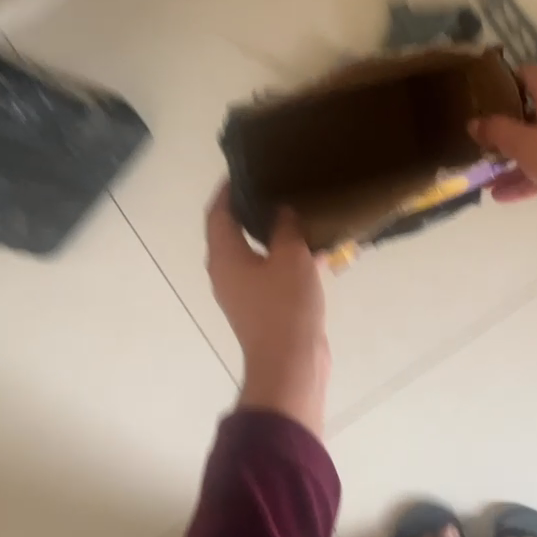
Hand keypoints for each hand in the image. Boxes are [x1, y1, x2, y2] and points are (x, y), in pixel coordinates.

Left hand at [205, 183, 329, 434]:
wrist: (291, 364)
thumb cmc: (285, 306)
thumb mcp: (290, 256)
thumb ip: (285, 227)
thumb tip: (282, 210)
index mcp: (225, 257)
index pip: (218, 214)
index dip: (227, 192)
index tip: (243, 171)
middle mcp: (228, 273)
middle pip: (234, 234)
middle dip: (252, 211)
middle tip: (276, 187)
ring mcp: (246, 293)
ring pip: (258, 254)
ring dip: (276, 236)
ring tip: (300, 213)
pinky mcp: (265, 308)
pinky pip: (274, 274)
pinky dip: (290, 260)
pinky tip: (319, 251)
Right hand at [471, 66, 536, 230]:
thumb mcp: (527, 148)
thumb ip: (498, 132)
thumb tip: (474, 122)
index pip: (531, 74)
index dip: (507, 78)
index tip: (484, 93)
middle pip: (535, 110)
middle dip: (507, 127)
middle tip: (483, 139)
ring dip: (515, 158)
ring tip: (488, 177)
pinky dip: (532, 175)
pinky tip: (506, 196)